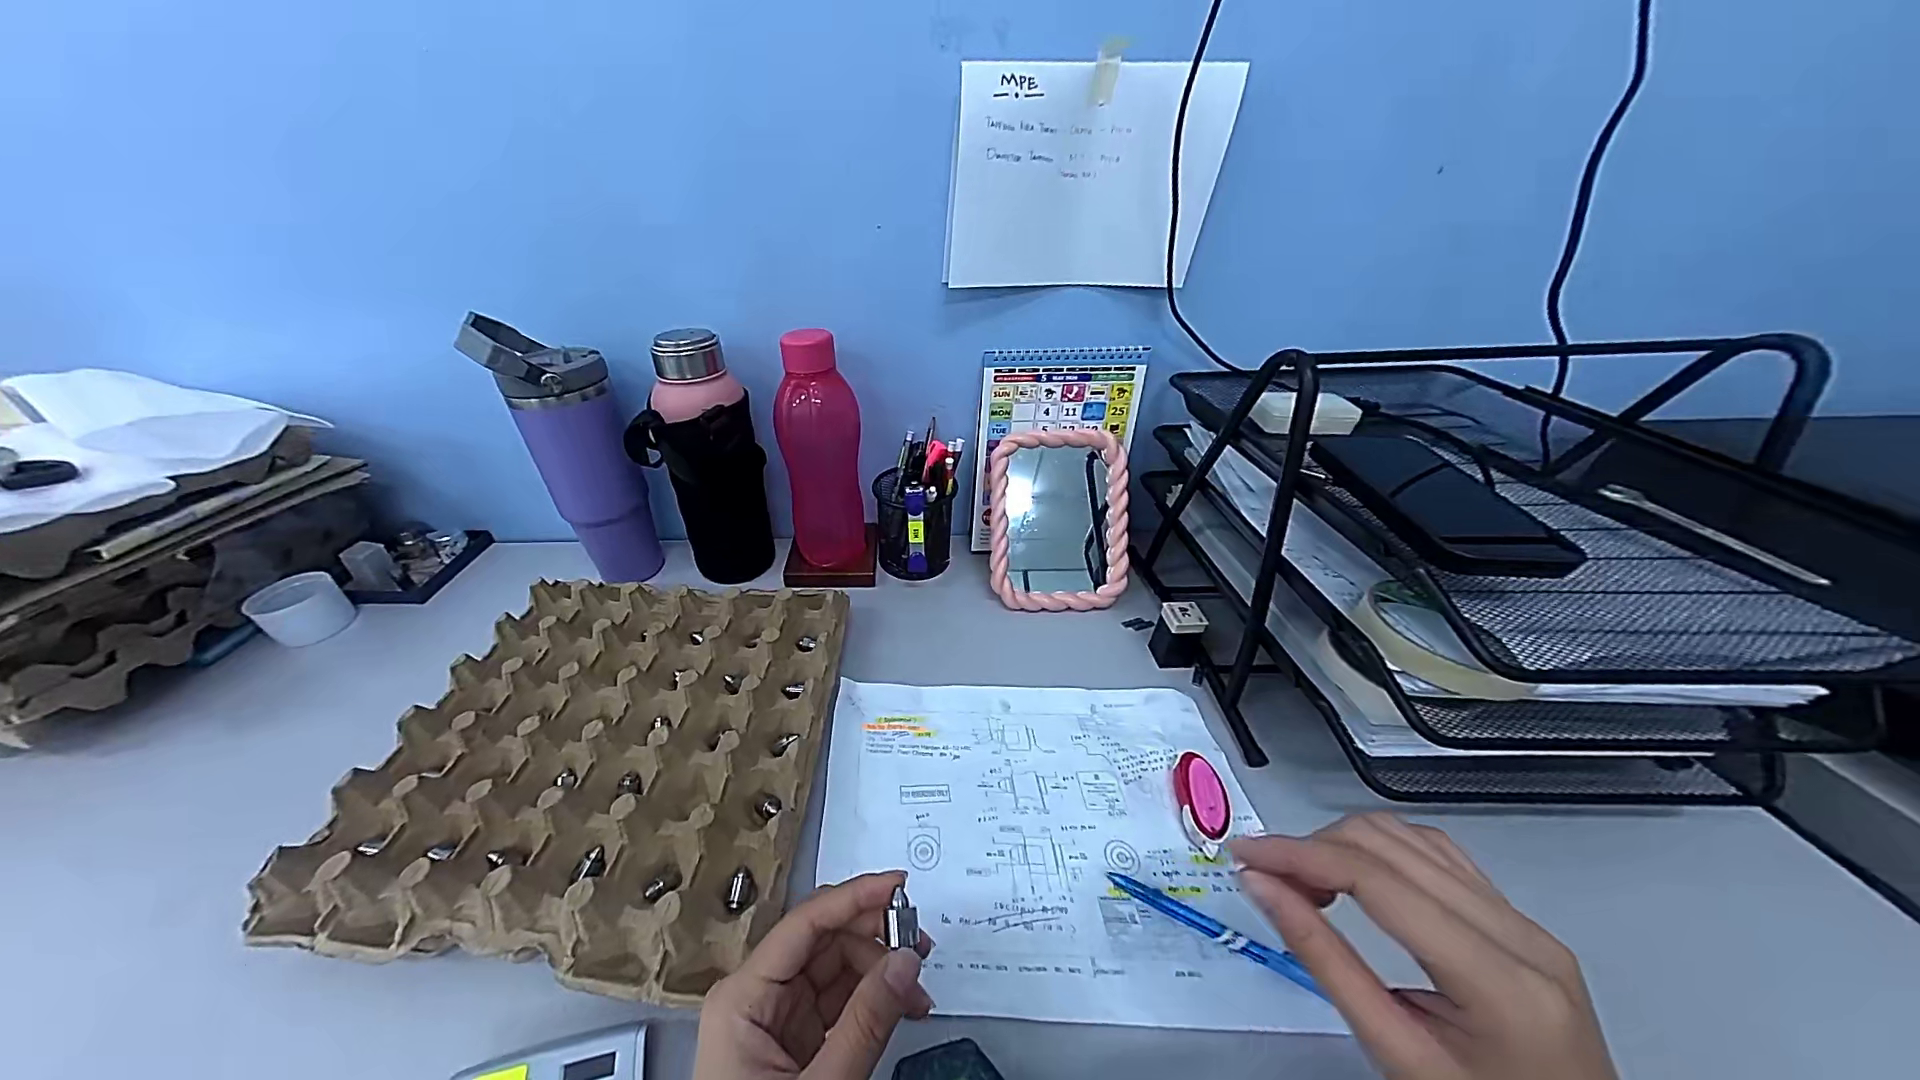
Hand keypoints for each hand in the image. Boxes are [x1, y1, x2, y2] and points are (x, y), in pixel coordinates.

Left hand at [693, 871, 934, 1079]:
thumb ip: (866, 1021)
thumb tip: (906, 959)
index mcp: (745, 995)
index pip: (806, 922)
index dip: (855, 896)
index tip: (899, 884)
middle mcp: (759, 994)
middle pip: (825, 940)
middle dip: (876, 936)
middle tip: (920, 944)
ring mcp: (777, 1015)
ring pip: (837, 966)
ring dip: (881, 967)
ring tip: (918, 986)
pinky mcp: (796, 1038)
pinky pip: (840, 998)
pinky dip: (874, 996)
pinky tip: (902, 1004)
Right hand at [1231, 814, 1615, 1079]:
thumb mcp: (1394, 1053)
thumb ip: (1324, 961)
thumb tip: (1263, 887)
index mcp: (1502, 983)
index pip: (1377, 881)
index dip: (1300, 856)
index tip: (1247, 855)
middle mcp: (1522, 937)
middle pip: (1389, 846)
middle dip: (1313, 848)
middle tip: (1268, 877)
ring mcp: (1525, 923)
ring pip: (1408, 836)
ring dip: (1341, 843)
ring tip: (1304, 880)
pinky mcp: (1517, 919)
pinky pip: (1434, 852)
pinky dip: (1378, 849)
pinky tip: (1352, 874)